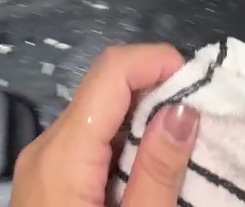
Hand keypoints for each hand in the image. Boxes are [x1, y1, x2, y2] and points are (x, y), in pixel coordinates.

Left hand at [10, 43, 202, 206]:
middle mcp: (45, 146)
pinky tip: (152, 165)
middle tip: (203, 116)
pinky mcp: (46, 184)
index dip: (156, 60)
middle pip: (105, 89)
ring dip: (143, 119)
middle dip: (156, 91)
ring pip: (99, 115)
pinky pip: (89, 143)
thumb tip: (184, 107)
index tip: (201, 82)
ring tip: (186, 141)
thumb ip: (157, 172)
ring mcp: (41, 165)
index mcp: (61, 153)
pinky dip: (124, 143)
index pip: (110, 71)